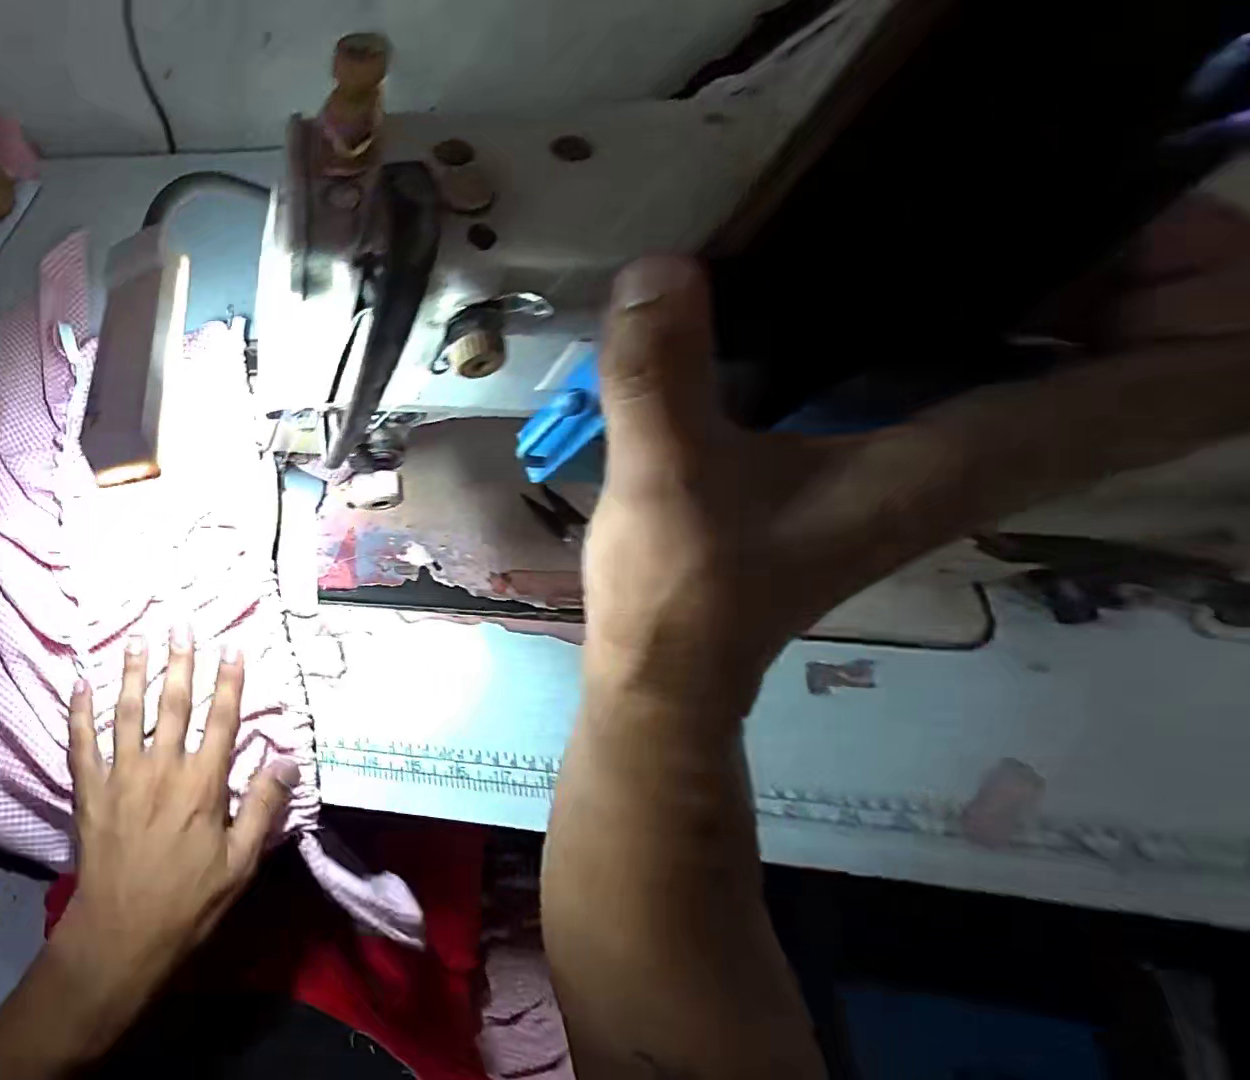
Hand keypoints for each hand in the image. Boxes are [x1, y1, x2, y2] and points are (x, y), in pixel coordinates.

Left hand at [0, 634, 294, 1078]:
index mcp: (202, 783)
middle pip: (174, 703)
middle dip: (181, 661)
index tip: (232, 647)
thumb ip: (263, 807)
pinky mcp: (90, 789)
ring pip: (129, 712)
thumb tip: (288, 760)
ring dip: (135, 673)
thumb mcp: (241, 863)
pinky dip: (80, 712)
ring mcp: (122, 775)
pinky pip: (82, 742)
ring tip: (138, 640)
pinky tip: (81, 683)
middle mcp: (163, 768)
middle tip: (181, 625)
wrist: (121, 936)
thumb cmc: (188, 901)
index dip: (229, 681)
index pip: (221, 720)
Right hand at [590, 241, 1249, 710]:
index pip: (1203, 371)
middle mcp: (976, 461)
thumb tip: (655, 270)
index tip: (1107, 202)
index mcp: (965, 456)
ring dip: (1045, 295)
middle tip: (1012, 197)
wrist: (667, 664)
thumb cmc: (681, 588)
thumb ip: (659, 375)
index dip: (1209, 272)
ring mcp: (926, 472)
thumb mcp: (661, 476)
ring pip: (1058, 369)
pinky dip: (961, 333)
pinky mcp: (870, 475)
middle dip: (1126, 262)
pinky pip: (969, 387)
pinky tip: (866, 306)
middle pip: (1149, 354)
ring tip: (943, 235)